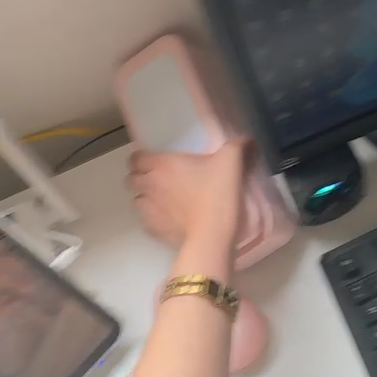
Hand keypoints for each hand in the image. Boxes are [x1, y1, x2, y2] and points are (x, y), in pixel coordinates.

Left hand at [127, 140, 245, 249]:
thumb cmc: (217, 193)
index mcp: (162, 165)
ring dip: (146, 197)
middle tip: (161, 178)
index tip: (157, 159)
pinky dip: (154, 217)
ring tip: (166, 199)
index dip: (143, 157)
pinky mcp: (153, 230)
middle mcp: (149, 185)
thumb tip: (246, 140)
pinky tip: (170, 218)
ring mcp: (148, 210)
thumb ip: (236, 146)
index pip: (136, 157)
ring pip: (136, 199)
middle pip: (131, 178)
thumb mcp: (231, 160)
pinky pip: (145, 220)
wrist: (212, 236)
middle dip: (141, 177)